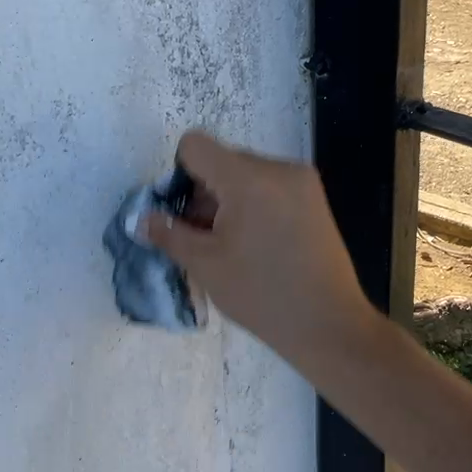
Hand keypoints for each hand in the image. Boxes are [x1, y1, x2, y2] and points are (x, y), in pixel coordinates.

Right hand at [140, 130, 377, 358]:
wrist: (330, 325)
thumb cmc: (262, 295)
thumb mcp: (204, 265)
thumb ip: (168, 233)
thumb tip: (141, 219)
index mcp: (248, 178)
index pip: (195, 146)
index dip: (179, 176)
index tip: (187, 215)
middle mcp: (277, 168)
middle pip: (221, 161)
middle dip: (204, 193)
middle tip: (206, 239)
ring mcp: (301, 181)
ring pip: (244, 174)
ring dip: (228, 201)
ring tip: (233, 246)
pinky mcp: (314, 197)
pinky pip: (268, 185)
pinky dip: (253, 205)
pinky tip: (257, 245)